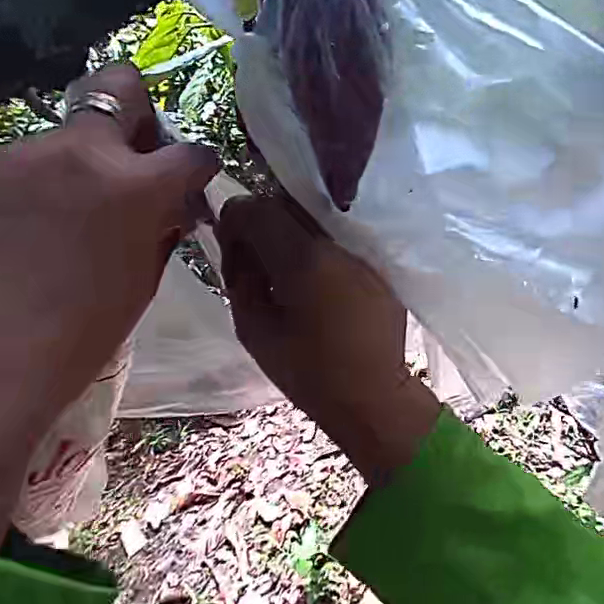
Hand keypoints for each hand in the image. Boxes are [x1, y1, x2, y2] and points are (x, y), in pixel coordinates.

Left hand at [0, 65, 218, 547]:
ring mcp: (17, 154)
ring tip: (51, 225)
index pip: (189, 153)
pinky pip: (15, 168)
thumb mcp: (138, 286)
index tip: (187, 183)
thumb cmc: (72, 341)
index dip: (196, 168)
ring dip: (71, 168)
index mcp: (132, 185)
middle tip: (125, 167)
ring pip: (60, 140)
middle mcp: (76, 151)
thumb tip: (165, 208)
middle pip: (117, 87)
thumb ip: (157, 231)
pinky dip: (26, 190)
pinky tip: (8, 238)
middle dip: (135, 118)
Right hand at [216, 195, 440, 483]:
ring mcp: (360, 252)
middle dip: (259, 222)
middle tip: (248, 257)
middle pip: (286, 205)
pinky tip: (307, 279)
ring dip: (286, 232)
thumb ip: (238, 277)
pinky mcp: (376, 265)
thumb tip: (234, 244)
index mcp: (303, 260)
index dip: (234, 218)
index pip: (258, 209)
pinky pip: (334, 238)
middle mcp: (336, 244)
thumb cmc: (306, 372)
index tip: (227, 242)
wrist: (371, 398)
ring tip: (277, 268)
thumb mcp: (253, 329)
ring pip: (311, 219)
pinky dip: (312, 247)